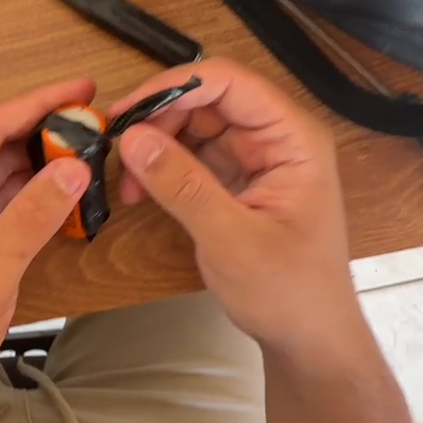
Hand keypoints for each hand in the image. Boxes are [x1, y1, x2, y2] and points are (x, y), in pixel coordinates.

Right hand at [111, 58, 360, 358]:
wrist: (306, 338)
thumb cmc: (286, 291)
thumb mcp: (230, 238)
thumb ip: (182, 185)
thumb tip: (132, 138)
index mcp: (292, 139)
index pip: (229, 83)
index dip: (173, 86)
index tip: (124, 112)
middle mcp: (274, 139)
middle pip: (206, 101)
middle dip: (157, 120)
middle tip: (117, 151)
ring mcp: (254, 160)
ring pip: (192, 128)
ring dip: (155, 146)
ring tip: (127, 182)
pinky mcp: (234, 182)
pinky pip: (190, 158)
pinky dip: (161, 169)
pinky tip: (140, 192)